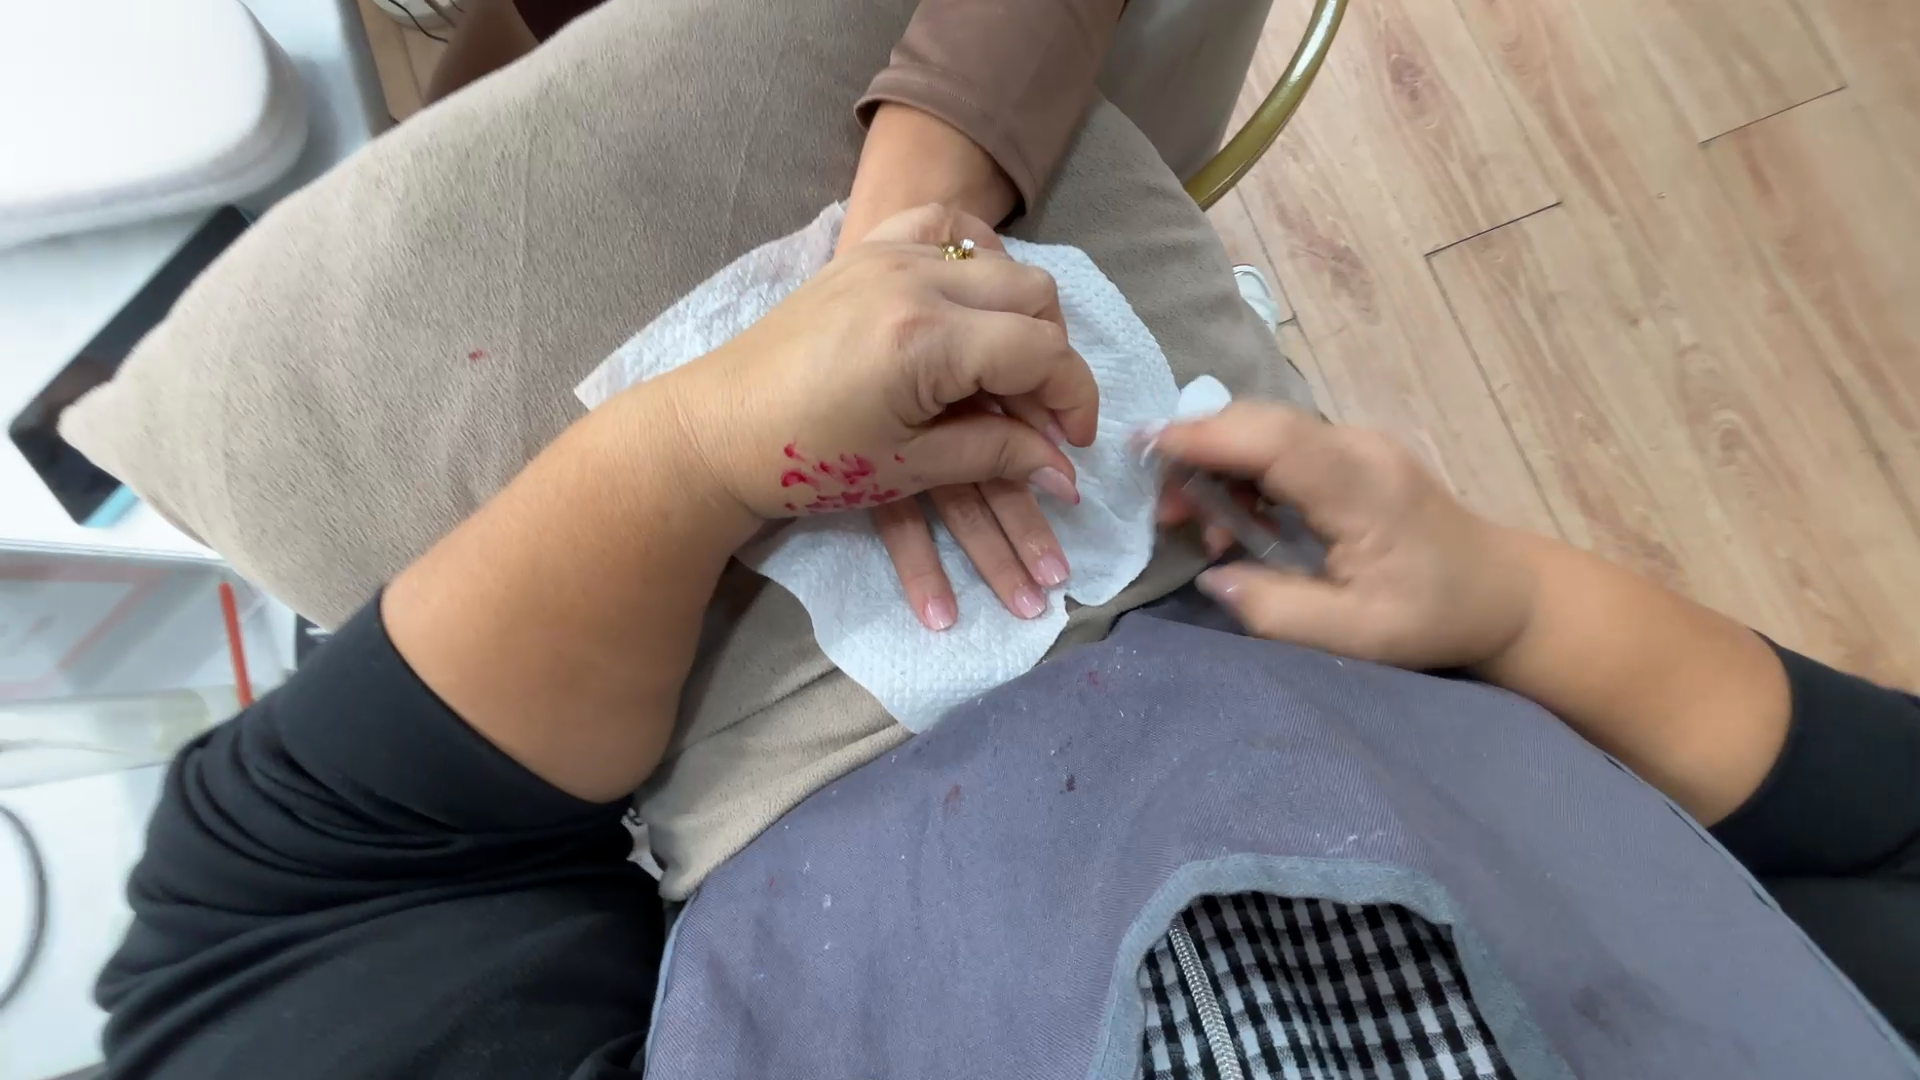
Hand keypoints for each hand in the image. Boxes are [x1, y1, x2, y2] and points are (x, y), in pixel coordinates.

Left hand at [837, 107, 1058, 628]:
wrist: (716, 430)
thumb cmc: (806, 463)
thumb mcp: (908, 468)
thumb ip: (996, 454)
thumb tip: (1062, 466)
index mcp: (927, 340)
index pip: (1042, 351)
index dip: (1075, 398)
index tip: (1074, 442)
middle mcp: (916, 277)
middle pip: (1036, 297)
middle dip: (1055, 359)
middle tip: (1040, 416)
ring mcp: (888, 252)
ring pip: (1000, 259)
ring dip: (1022, 314)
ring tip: (1008, 369)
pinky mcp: (866, 250)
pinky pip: (945, 226)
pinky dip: (978, 258)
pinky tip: (972, 300)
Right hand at [1153, 404, 1538, 669]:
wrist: (1504, 592)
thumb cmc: (1434, 617)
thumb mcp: (1355, 636)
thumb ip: (1274, 609)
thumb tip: (1211, 575)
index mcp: (1364, 490)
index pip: (1274, 442)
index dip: (1206, 437)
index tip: (1148, 446)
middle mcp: (1359, 449)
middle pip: (1259, 421)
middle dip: (1198, 451)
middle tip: (1167, 509)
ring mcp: (1357, 444)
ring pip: (1263, 427)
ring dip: (1216, 463)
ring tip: (1201, 525)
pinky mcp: (1349, 452)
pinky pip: (1278, 443)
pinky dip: (1240, 470)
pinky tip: (1238, 517)